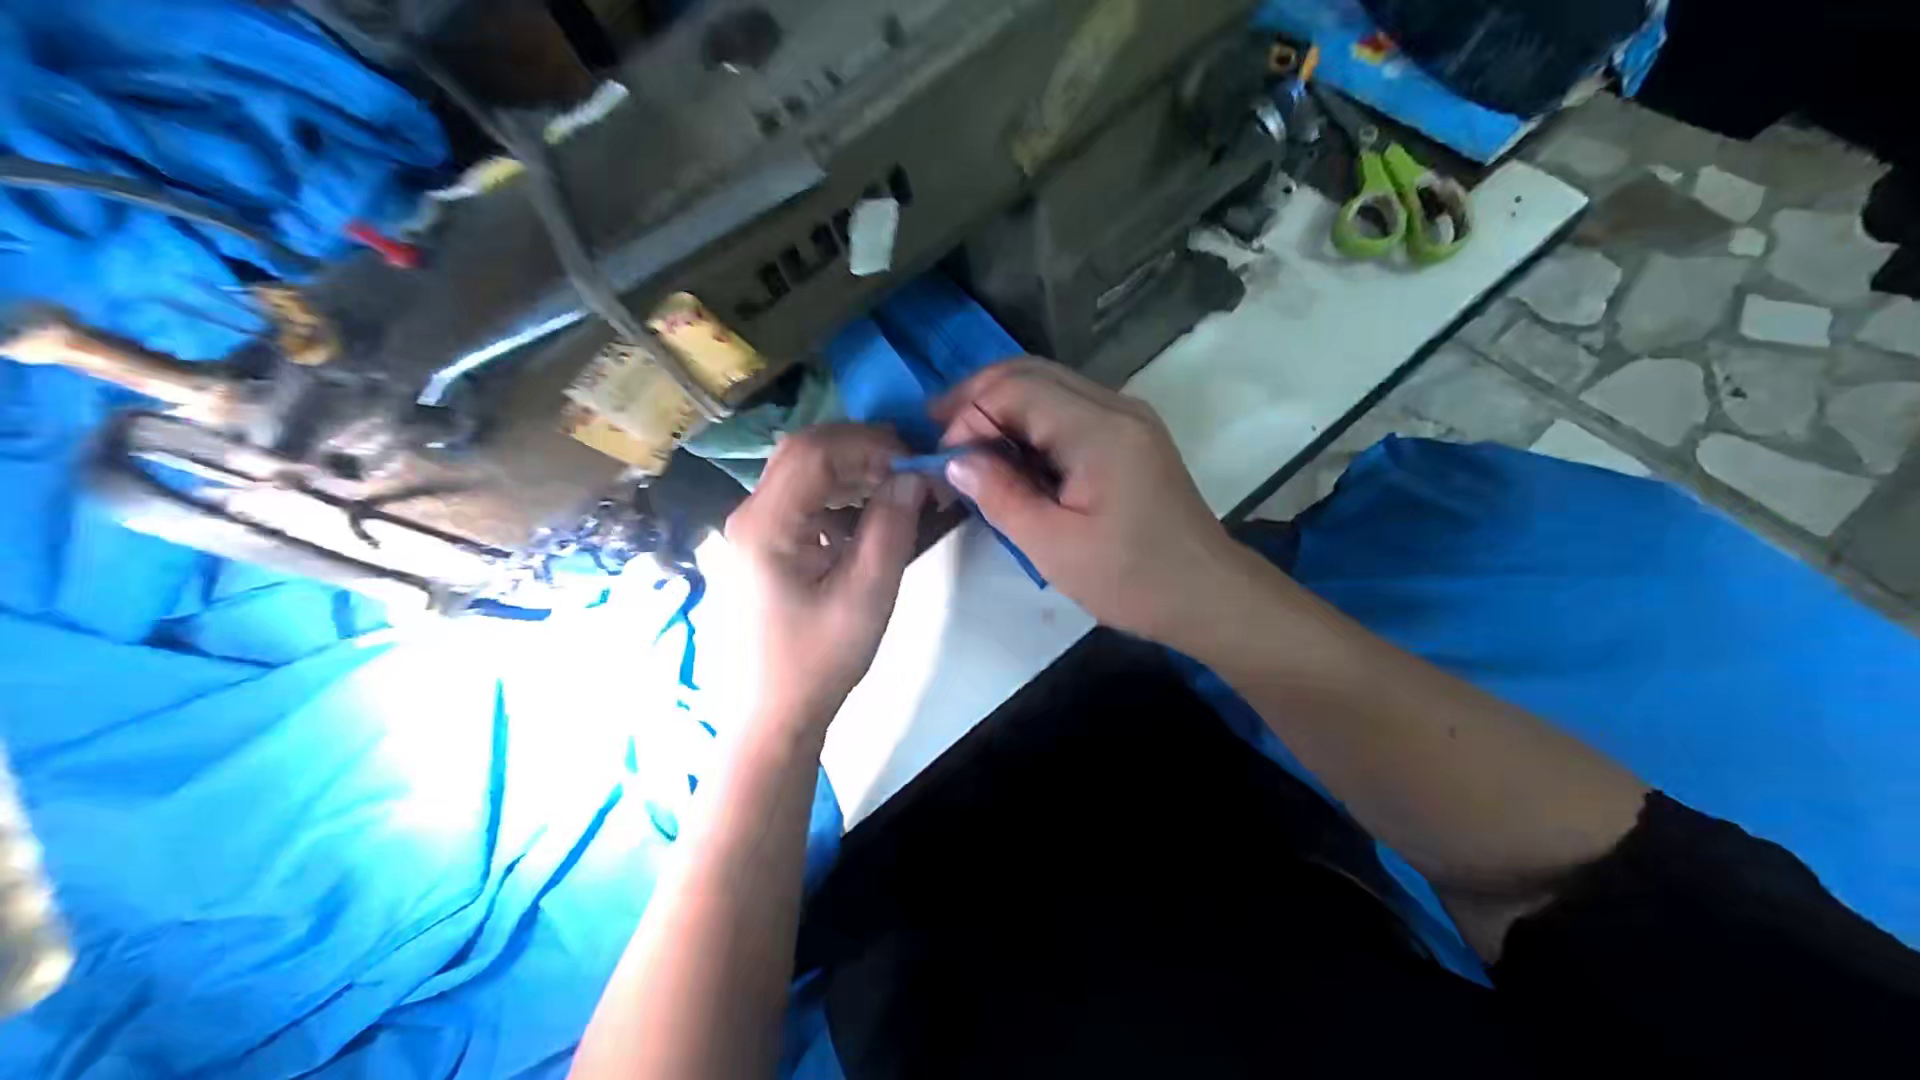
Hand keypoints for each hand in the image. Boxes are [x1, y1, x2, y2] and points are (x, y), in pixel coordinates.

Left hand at [723, 425, 927, 726]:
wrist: (774, 714)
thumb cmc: (819, 661)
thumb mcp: (867, 595)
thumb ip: (891, 527)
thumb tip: (914, 476)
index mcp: (765, 526)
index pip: (815, 452)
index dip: (869, 445)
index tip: (914, 462)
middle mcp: (748, 516)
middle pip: (803, 454)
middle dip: (860, 452)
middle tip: (908, 470)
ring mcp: (749, 530)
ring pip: (800, 473)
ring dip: (850, 472)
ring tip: (895, 490)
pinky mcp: (759, 545)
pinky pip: (799, 500)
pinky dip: (837, 496)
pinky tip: (866, 517)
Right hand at [933, 359, 1242, 648]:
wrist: (1206, 594)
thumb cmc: (1130, 579)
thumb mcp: (1053, 546)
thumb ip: (999, 495)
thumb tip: (954, 459)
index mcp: (1099, 429)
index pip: (1015, 389)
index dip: (968, 414)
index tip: (944, 458)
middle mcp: (1116, 406)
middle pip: (1031, 372)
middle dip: (978, 396)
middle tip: (939, 432)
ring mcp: (1127, 416)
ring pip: (1049, 385)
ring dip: (1003, 406)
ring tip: (966, 443)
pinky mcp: (1130, 434)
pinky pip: (1068, 408)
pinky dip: (1030, 421)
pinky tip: (1011, 453)